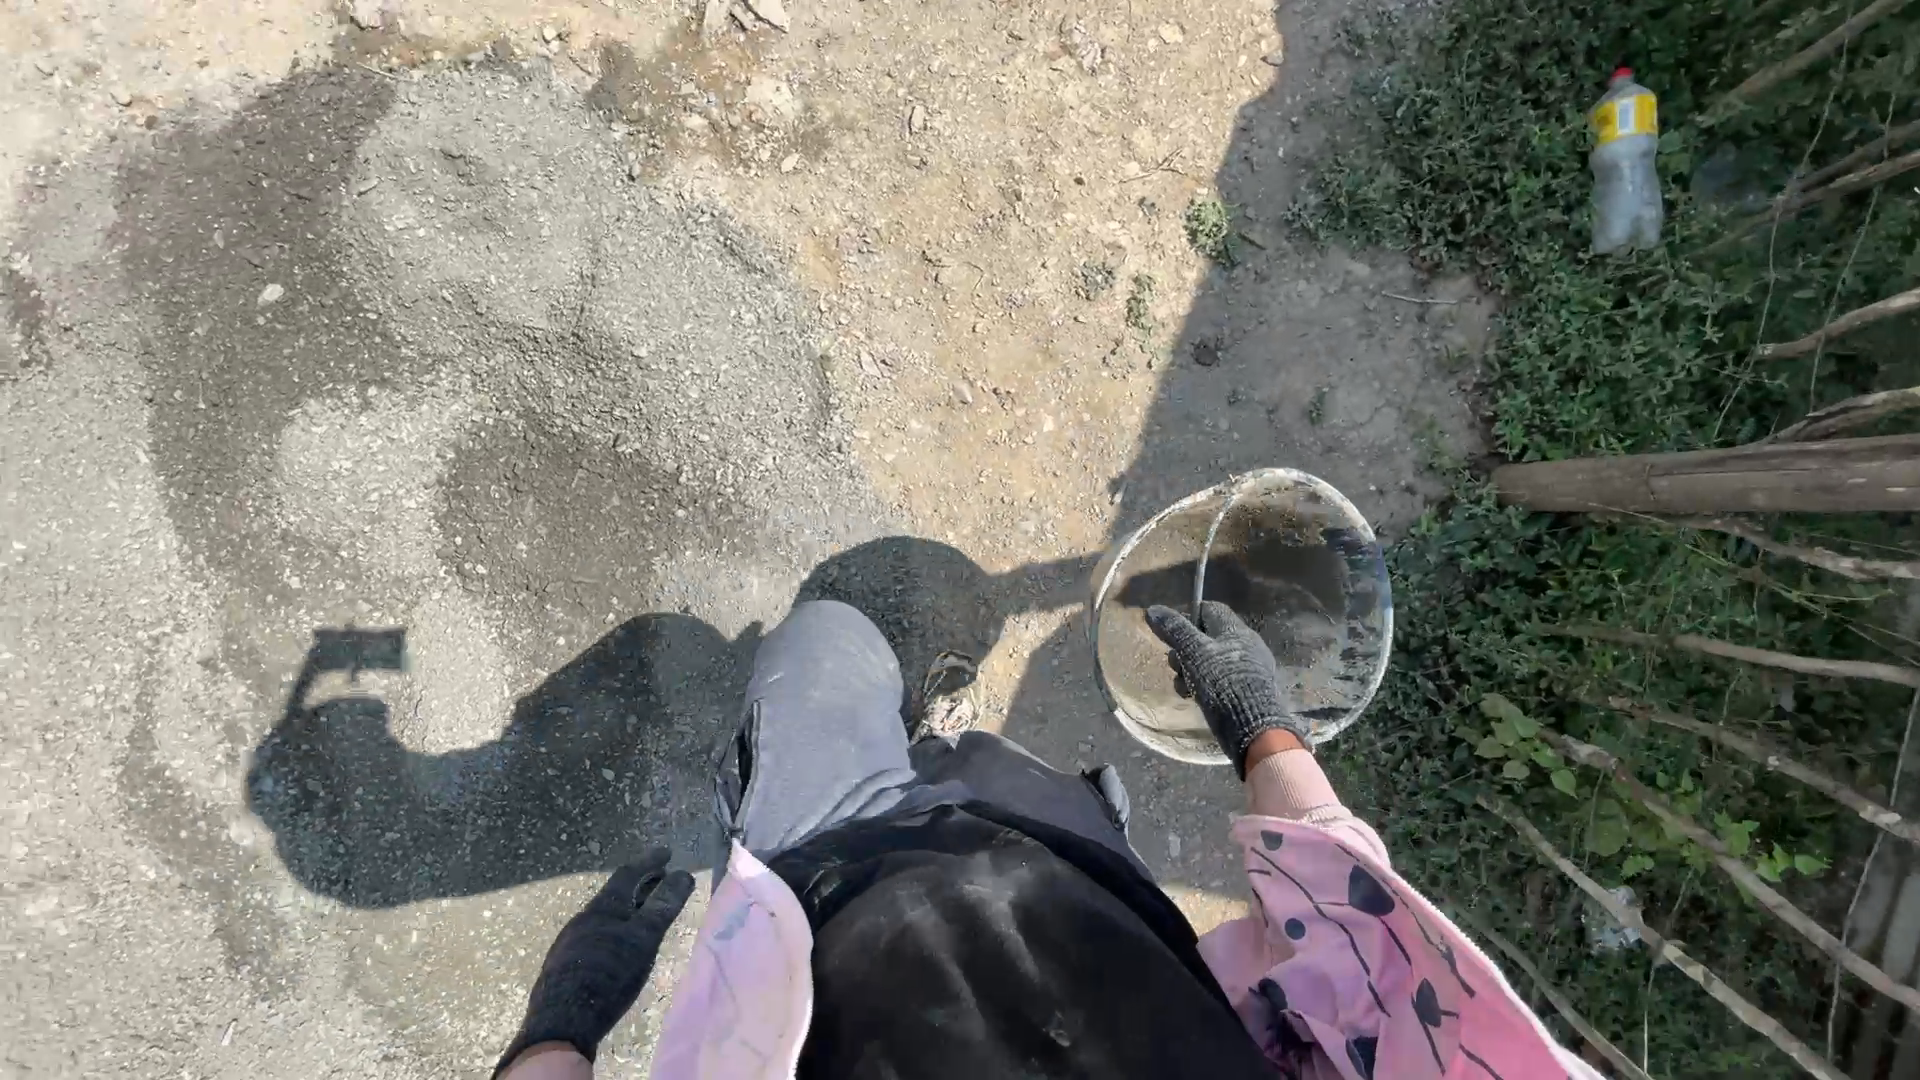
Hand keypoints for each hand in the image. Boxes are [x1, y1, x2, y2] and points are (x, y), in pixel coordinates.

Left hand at [495, 849, 695, 1075]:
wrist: (561, 1025)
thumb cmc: (609, 975)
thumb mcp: (644, 938)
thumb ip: (664, 905)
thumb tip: (683, 874)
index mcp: (603, 907)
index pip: (629, 873)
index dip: (649, 861)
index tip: (667, 854)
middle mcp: (584, 918)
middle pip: (615, 893)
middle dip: (640, 884)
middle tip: (661, 880)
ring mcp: (570, 942)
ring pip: (604, 915)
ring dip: (626, 908)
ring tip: (643, 913)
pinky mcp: (564, 965)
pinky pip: (594, 934)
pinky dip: (614, 929)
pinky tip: (618, 946)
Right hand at [1145, 601, 1308, 776]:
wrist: (1253, 726)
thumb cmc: (1222, 682)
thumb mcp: (1193, 652)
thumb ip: (1174, 630)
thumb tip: (1153, 610)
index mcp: (1235, 630)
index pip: (1209, 609)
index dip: (1187, 616)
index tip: (1170, 632)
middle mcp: (1244, 645)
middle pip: (1205, 637)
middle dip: (1183, 650)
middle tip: (1176, 665)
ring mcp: (1247, 669)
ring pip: (1208, 661)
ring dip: (1189, 671)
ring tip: (1184, 687)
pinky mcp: (1245, 690)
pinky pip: (1217, 680)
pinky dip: (1202, 685)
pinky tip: (1194, 697)